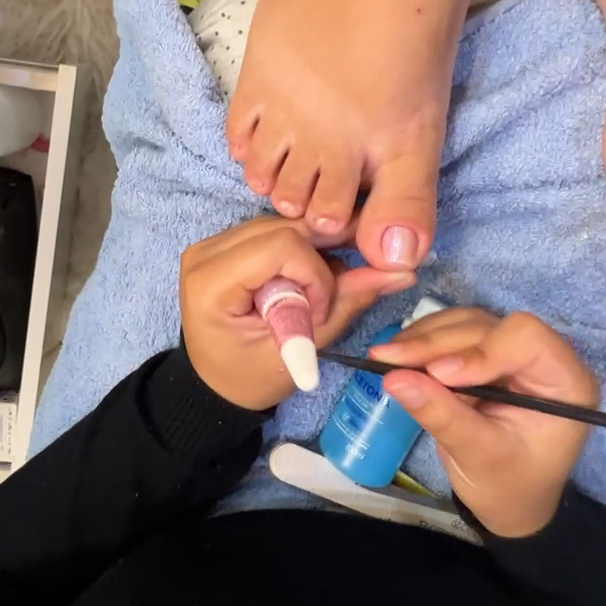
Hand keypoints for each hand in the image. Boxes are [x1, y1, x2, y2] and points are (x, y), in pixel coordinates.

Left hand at [179, 218, 415, 410]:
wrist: (213, 382)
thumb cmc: (249, 377)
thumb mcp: (301, 350)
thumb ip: (344, 305)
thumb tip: (400, 271)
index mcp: (211, 281)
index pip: (281, 245)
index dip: (315, 273)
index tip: (318, 312)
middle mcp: (205, 251)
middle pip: (284, 227)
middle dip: (319, 258)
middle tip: (332, 294)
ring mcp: (212, 242)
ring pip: (282, 223)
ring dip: (311, 254)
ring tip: (315, 294)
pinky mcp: (225, 242)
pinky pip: (273, 230)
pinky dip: (299, 251)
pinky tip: (307, 279)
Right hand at [227, 0, 503, 268]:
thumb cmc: (426, 12)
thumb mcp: (430, 113)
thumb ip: (409, 188)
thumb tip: (395, 261)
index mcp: (368, 151)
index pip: (338, 223)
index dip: (347, 228)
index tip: (356, 215)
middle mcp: (316, 136)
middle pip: (294, 201)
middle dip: (309, 209)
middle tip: (324, 197)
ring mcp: (281, 102)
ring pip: (262, 172)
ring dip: (278, 180)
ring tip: (297, 169)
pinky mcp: (255, 70)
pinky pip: (237, 133)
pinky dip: (249, 148)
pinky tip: (268, 138)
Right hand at [374, 308, 597, 537]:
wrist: (509, 499)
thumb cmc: (509, 485)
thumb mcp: (478, 456)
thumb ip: (442, 415)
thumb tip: (394, 379)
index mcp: (565, 382)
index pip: (527, 339)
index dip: (480, 350)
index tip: (439, 375)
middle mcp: (542, 357)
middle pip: (486, 327)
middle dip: (435, 344)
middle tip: (386, 359)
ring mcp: (510, 351)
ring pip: (463, 323)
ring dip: (422, 338)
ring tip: (384, 357)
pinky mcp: (482, 350)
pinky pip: (450, 330)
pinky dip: (420, 340)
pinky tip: (396, 355)